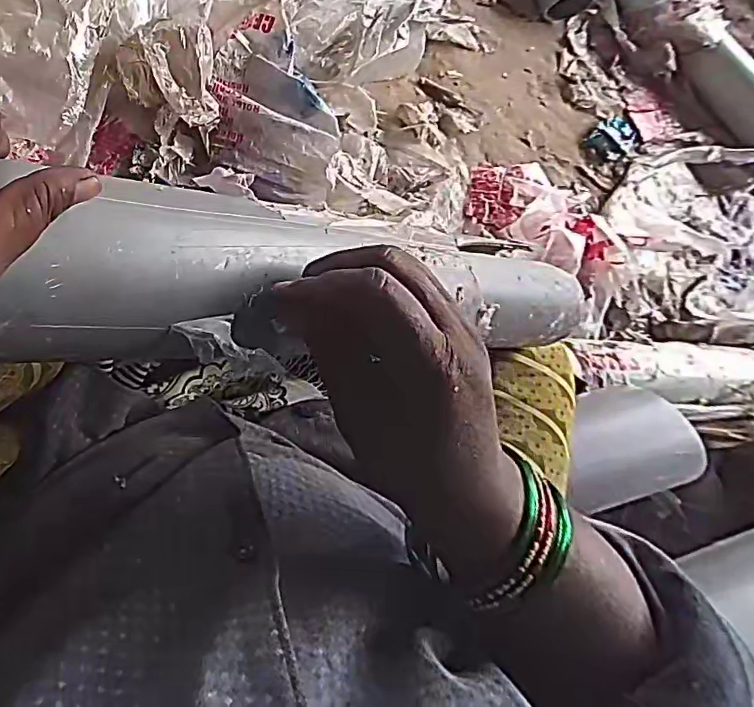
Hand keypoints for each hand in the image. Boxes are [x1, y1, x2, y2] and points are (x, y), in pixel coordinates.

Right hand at [265, 246, 522, 579]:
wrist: (471, 491)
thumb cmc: (410, 464)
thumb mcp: (358, 411)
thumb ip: (330, 349)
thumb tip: (296, 307)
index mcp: (434, 360)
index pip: (375, 289)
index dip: (320, 285)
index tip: (283, 299)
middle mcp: (457, 332)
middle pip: (392, 262)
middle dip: (335, 268)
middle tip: (299, 291)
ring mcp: (464, 325)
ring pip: (403, 264)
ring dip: (352, 269)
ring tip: (318, 294)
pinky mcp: (459, 325)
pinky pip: (412, 281)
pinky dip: (372, 281)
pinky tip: (348, 305)